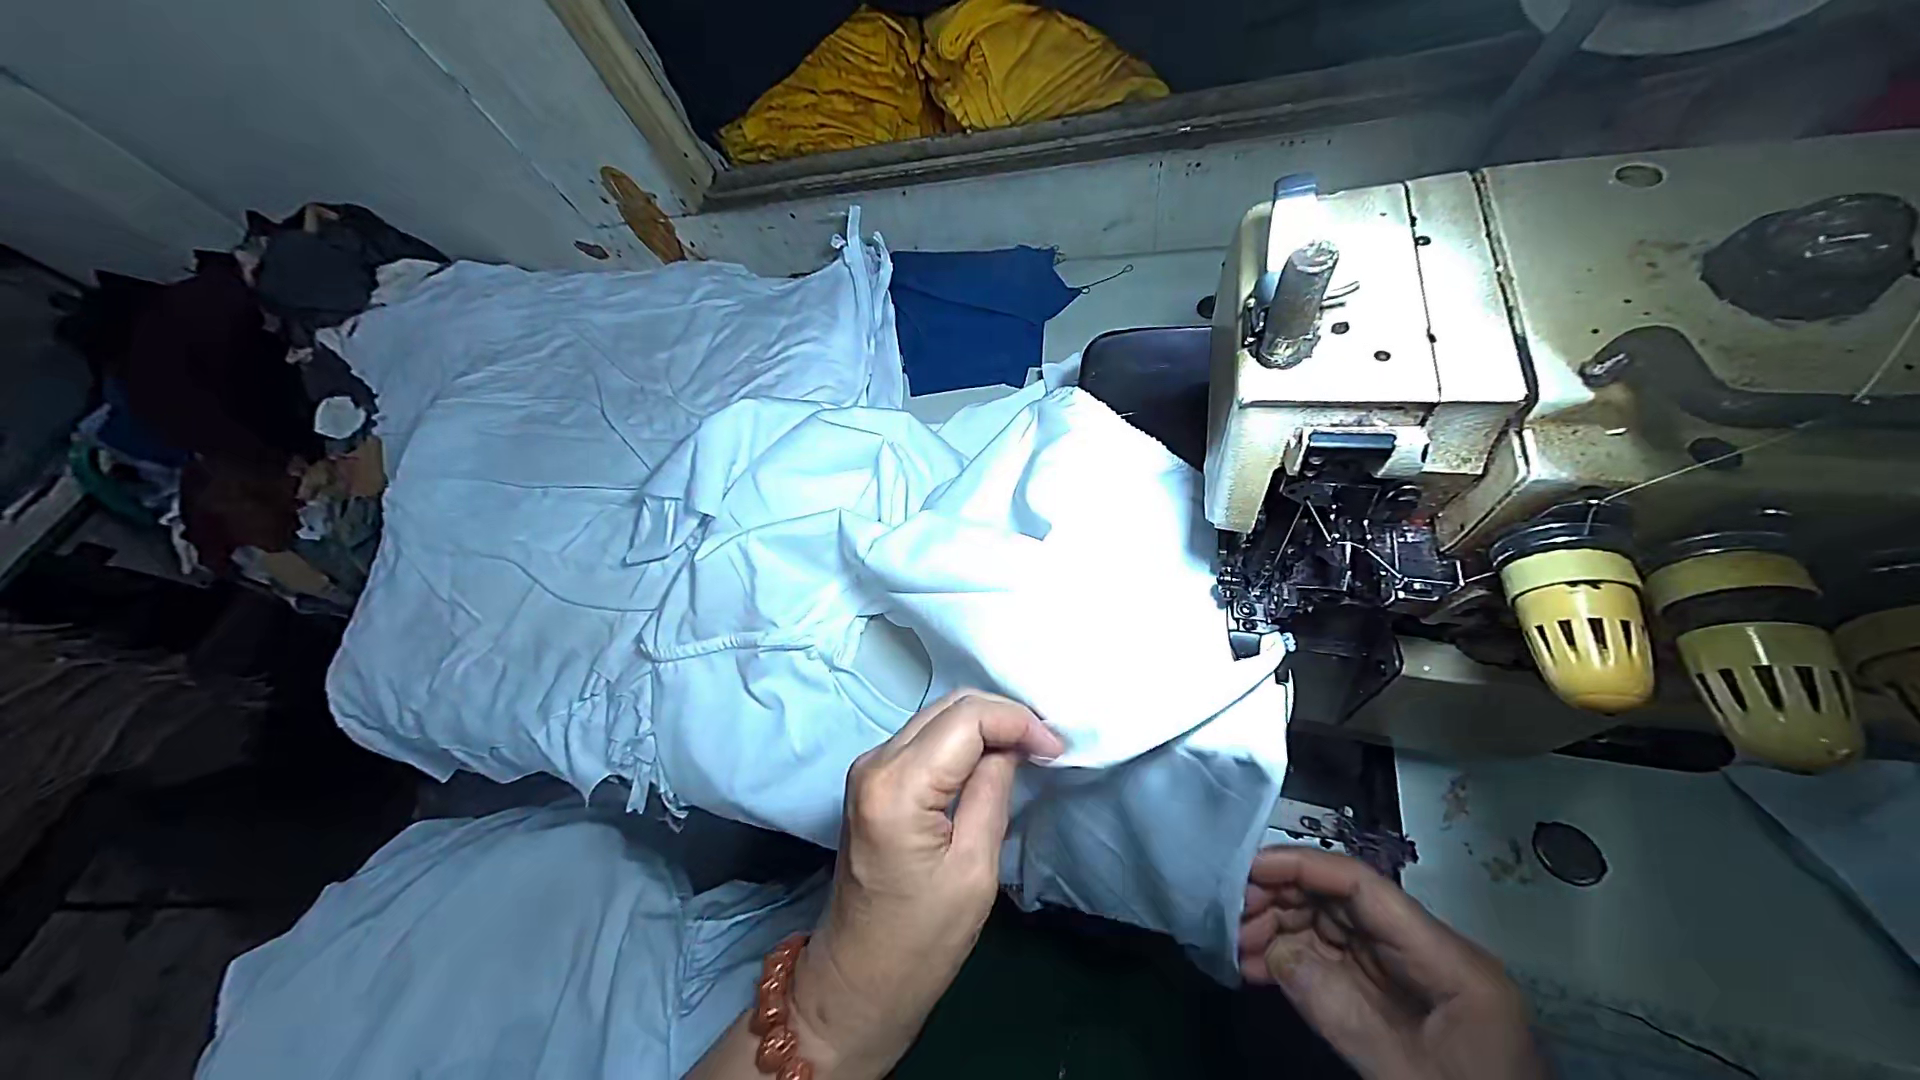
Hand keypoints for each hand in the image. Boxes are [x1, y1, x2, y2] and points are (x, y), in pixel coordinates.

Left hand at [789, 692, 1063, 1078]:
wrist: (857, 979)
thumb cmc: (921, 941)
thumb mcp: (975, 869)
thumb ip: (993, 791)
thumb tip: (1013, 746)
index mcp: (898, 785)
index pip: (967, 718)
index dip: (1017, 722)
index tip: (1055, 749)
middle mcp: (876, 761)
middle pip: (951, 706)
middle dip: (1004, 716)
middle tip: (1046, 745)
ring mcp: (869, 766)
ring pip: (938, 715)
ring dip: (985, 724)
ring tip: (1027, 748)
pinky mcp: (871, 777)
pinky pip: (925, 736)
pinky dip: (963, 738)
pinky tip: (991, 756)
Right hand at [1238, 847, 1546, 1079]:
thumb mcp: (1406, 1075)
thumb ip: (1338, 1009)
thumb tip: (1272, 952)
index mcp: (1447, 960)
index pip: (1362, 884)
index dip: (1299, 866)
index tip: (1247, 870)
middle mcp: (1424, 953)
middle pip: (1339, 900)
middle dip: (1280, 901)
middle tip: (1230, 916)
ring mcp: (1405, 974)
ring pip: (1328, 926)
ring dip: (1277, 931)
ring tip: (1235, 946)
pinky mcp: (1389, 997)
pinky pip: (1331, 961)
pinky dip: (1290, 959)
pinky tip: (1255, 967)